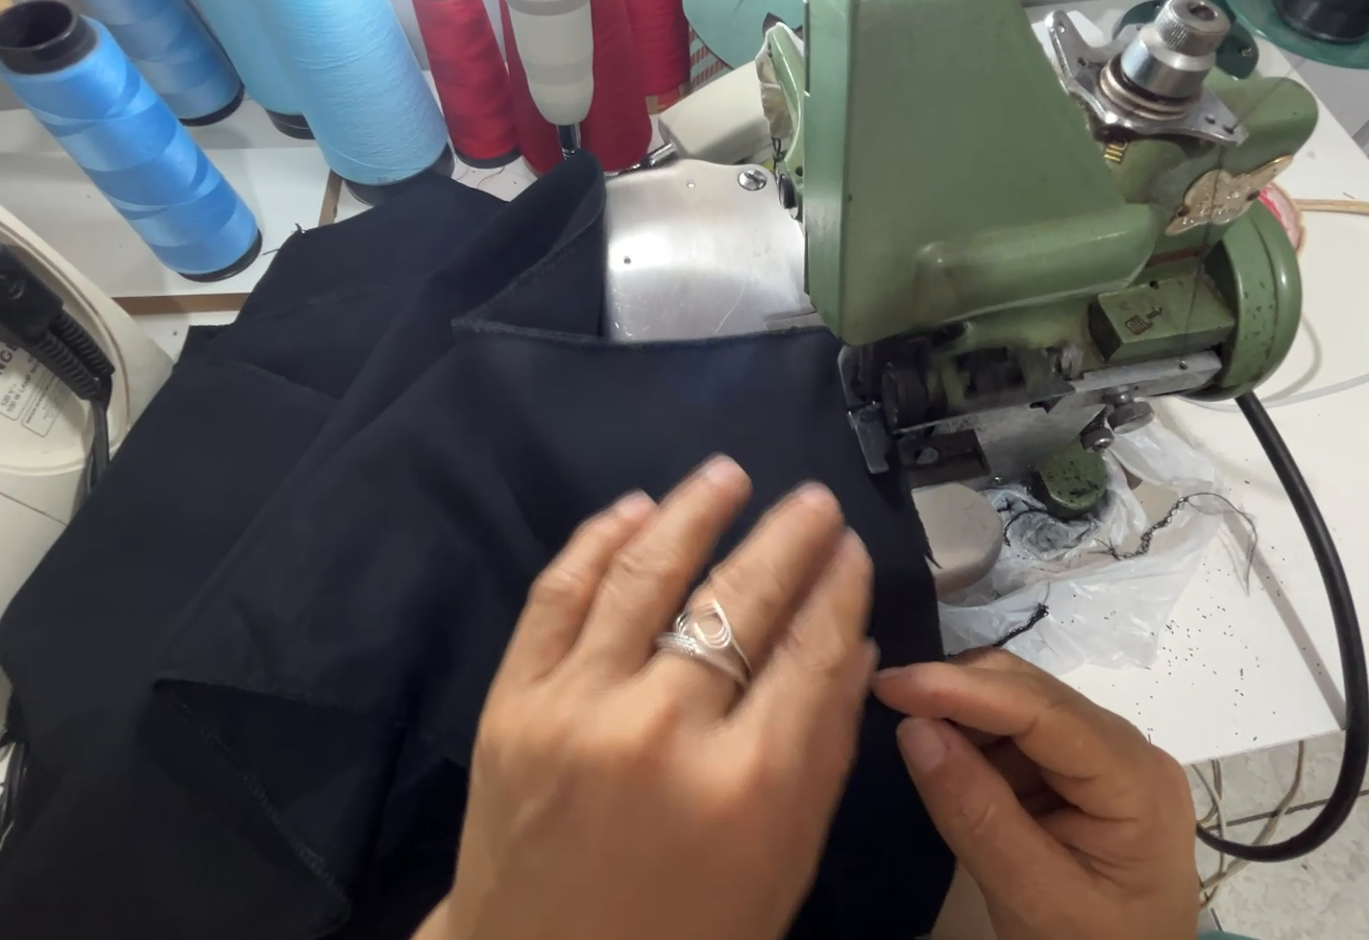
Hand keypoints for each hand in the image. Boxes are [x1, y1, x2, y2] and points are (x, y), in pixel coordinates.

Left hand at [418, 456, 879, 939]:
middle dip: (788, 537)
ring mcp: (576, 707)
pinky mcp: (514, 699)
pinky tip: (638, 506)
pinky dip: (599, 540)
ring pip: (645, 574)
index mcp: (747, 786)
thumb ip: (827, 743)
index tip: (851, 548)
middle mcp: (662, 730)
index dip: (839, 585)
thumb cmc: (687, 926)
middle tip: (813, 499)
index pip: (810, 648)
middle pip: (740, 600)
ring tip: (728, 473)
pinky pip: (558, 593)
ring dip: (694, 511)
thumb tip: (854, 636)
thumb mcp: (785, 856)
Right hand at [874, 650, 1197, 939]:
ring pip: (1014, 699)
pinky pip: (1012, 729)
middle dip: (954, 689)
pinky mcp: (1075, 767)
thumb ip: (975, 813)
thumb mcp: (1033, 899)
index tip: (889, 683)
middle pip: (1028, 691)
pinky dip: (968, 732)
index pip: (1040, 710)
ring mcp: (1101, 754)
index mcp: (1134, 779)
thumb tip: (912, 728)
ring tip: (906, 726)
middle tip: (884, 701)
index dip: (961, 688)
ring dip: (957, 708)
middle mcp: (1124, 747)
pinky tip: (941, 749)